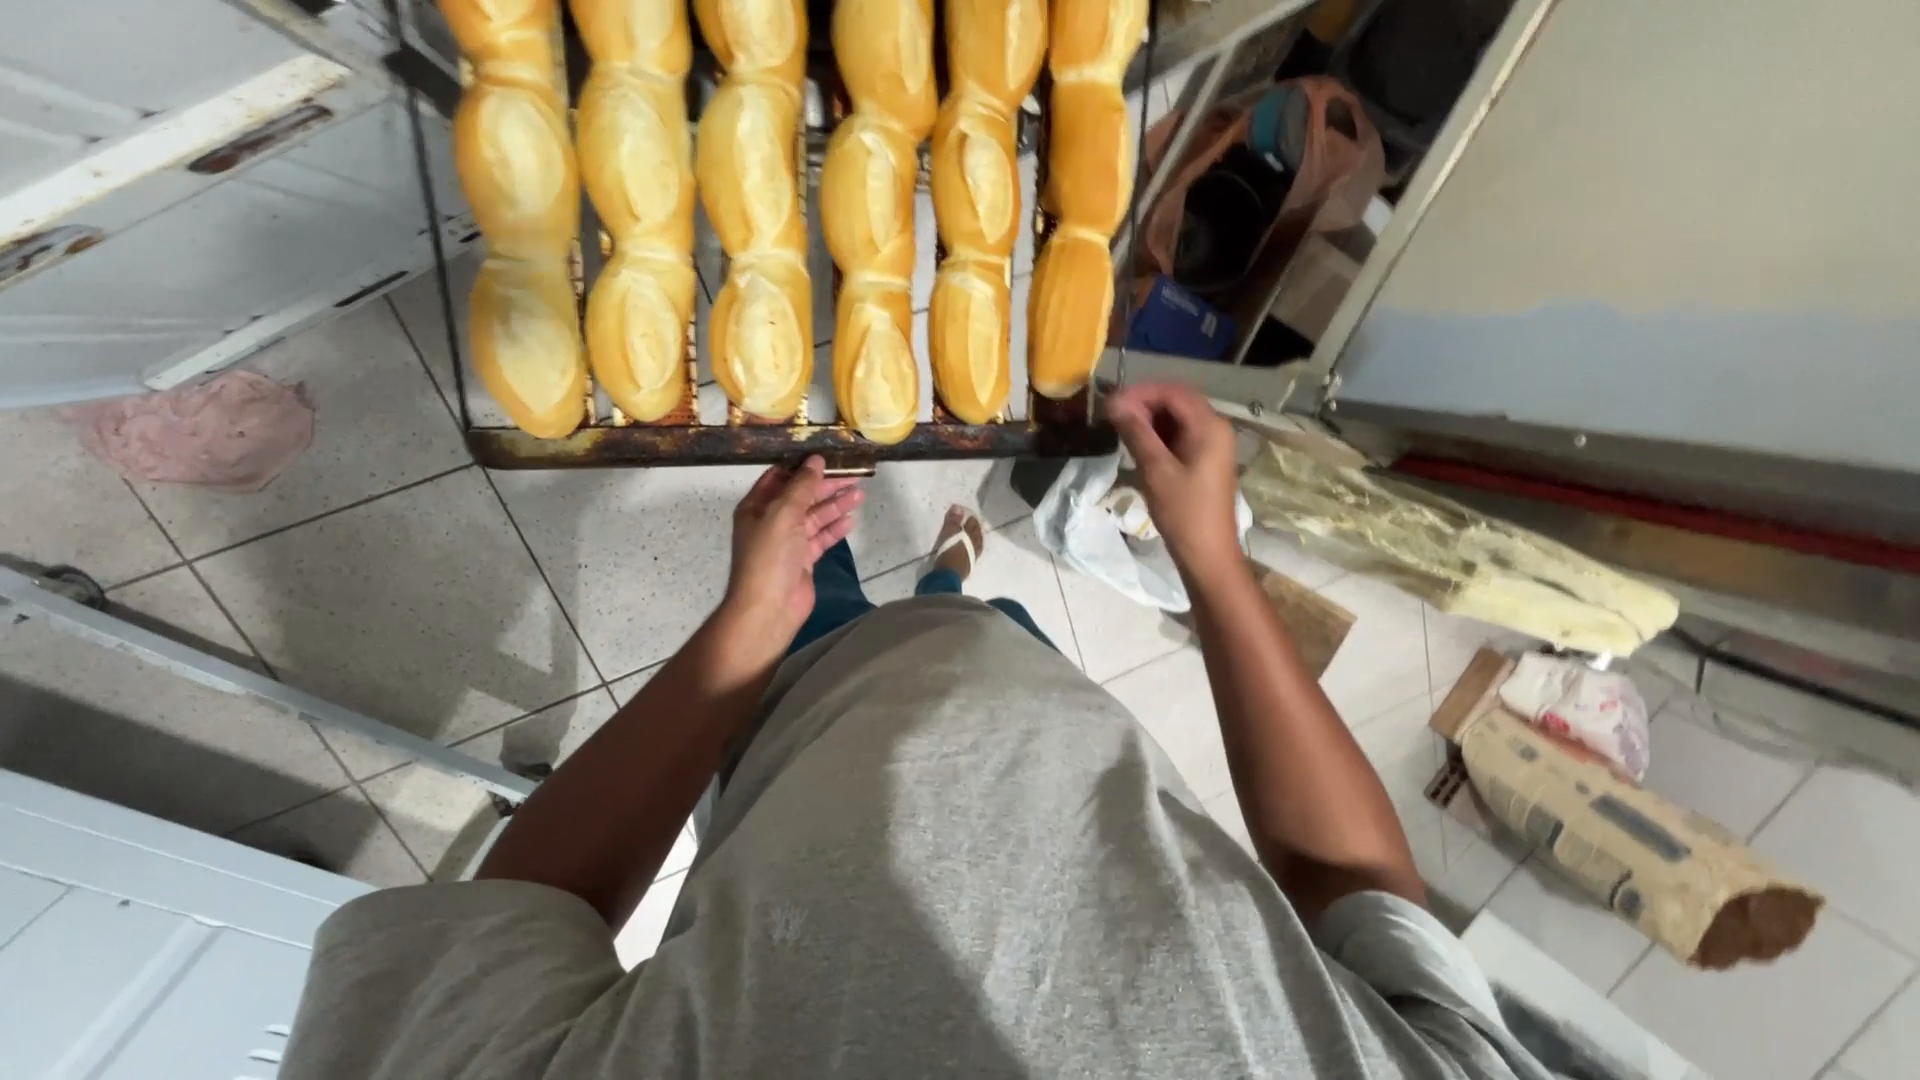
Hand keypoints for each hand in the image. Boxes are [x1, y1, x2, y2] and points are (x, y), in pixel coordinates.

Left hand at [723, 455, 862, 644]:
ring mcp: (788, 541)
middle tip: (854, 476)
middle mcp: (771, 521)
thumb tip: (816, 460)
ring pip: (815, 517)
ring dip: (835, 505)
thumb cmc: (769, 557)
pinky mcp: (803, 559)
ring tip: (859, 495)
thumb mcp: (783, 514)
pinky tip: (851, 520)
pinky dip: (835, 529)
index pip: (780, 478)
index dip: (802, 466)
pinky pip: (821, 538)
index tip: (828, 457)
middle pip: (802, 496)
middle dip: (826, 486)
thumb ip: (801, 486)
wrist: (769, 607)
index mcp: (757, 506)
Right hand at [1106, 382, 1240, 576]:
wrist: (1207, 553)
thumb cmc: (1183, 512)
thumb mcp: (1156, 470)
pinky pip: (1180, 435)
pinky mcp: (1205, 460)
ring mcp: (1213, 445)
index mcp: (1209, 426)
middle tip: (1112, 414)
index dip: (1140, 392)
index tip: (1110, 402)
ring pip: (1177, 418)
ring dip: (1149, 418)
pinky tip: (1137, 444)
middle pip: (1177, 401)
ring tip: (1120, 428)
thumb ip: (1136, 432)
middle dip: (1144, 403)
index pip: (1173, 392)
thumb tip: (1114, 403)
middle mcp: (1216, 428)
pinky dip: (1158, 434)